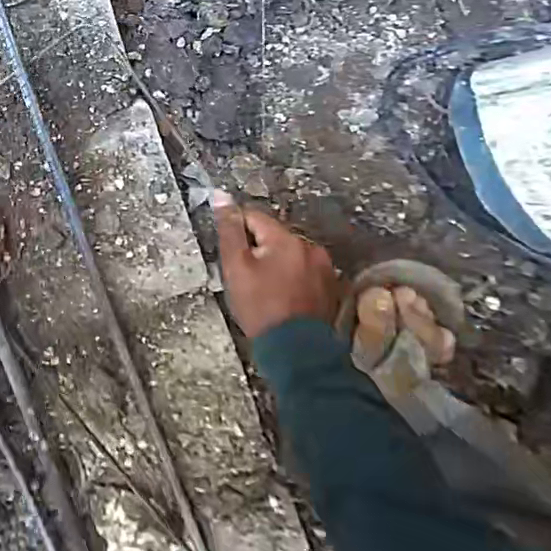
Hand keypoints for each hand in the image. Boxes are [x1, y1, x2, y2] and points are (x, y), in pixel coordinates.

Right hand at [214, 190, 338, 338]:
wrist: (297, 354)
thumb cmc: (261, 309)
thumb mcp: (236, 267)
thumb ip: (229, 229)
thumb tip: (221, 196)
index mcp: (286, 238)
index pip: (253, 218)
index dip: (238, 234)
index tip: (233, 258)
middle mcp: (309, 246)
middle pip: (273, 236)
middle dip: (258, 250)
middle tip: (247, 278)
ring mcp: (323, 267)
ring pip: (289, 254)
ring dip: (276, 264)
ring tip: (266, 291)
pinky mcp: (329, 287)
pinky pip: (303, 271)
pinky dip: (291, 278)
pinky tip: (283, 298)